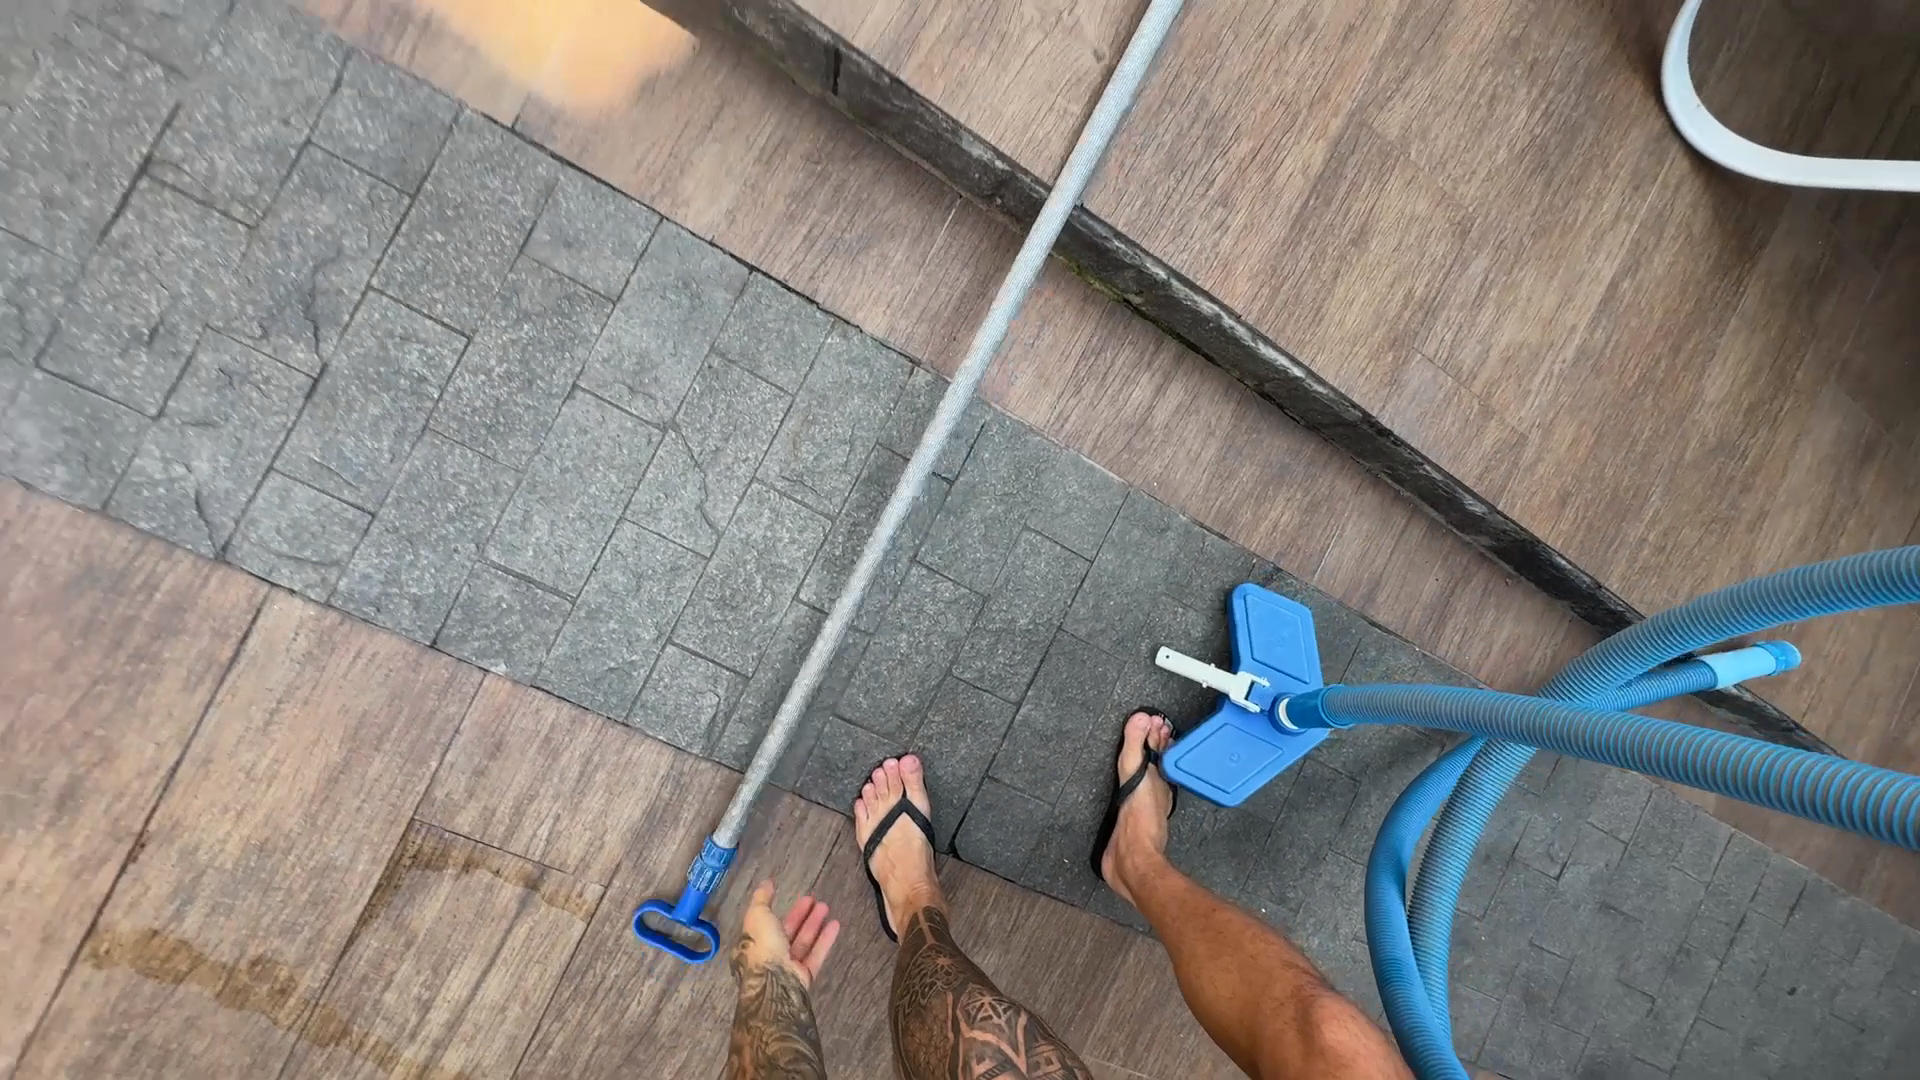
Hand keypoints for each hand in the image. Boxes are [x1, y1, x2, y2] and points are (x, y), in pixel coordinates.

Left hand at [737, 880, 839, 989]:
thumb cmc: (761, 948)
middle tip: (815, 899)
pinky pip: (815, 955)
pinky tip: (836, 925)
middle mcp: (769, 957)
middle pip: (788, 933)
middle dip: (801, 915)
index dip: (782, 911)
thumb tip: (767, 882)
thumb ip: (761, 899)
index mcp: (754, 945)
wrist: (774, 985)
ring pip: (802, 943)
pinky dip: (825, 940)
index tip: (796, 897)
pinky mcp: (803, 977)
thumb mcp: (757, 917)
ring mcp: (787, 969)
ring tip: (826, 907)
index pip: (768, 925)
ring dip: (814, 924)